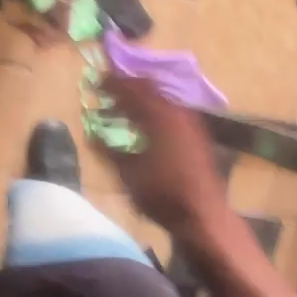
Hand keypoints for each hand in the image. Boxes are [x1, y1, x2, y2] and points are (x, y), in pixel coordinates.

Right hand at [100, 73, 231, 238]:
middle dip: (128, 88)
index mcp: (159, 115)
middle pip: (150, 88)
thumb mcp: (129, 174)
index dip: (112, 83)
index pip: (132, 89)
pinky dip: (155, 112)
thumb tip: (93, 136)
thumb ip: (110, 151)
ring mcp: (191, 123)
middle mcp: (177, 112)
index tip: (95, 82)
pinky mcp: (197, 136)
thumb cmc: (162, 195)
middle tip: (108, 91)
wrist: (202, 214)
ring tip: (123, 109)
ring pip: (162, 99)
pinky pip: (171, 112)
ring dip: (142, 100)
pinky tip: (146, 126)